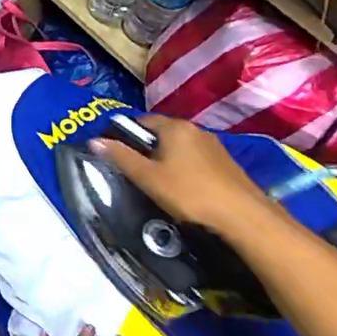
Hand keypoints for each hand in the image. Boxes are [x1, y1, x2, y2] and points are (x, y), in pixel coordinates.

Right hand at [90, 115, 284, 242]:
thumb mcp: (148, 178)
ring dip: (164, 156)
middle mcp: (194, 129)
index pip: (141, 120)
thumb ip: (121, 157)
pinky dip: (181, 165)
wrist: (242, 215)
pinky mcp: (223, 161)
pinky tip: (180, 185)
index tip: (114, 151)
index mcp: (174, 127)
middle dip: (145, 145)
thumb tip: (95, 140)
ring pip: (178, 144)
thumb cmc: (189, 193)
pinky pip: (193, 156)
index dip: (125, 133)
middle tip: (132, 168)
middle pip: (161, 131)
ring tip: (153, 178)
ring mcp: (212, 144)